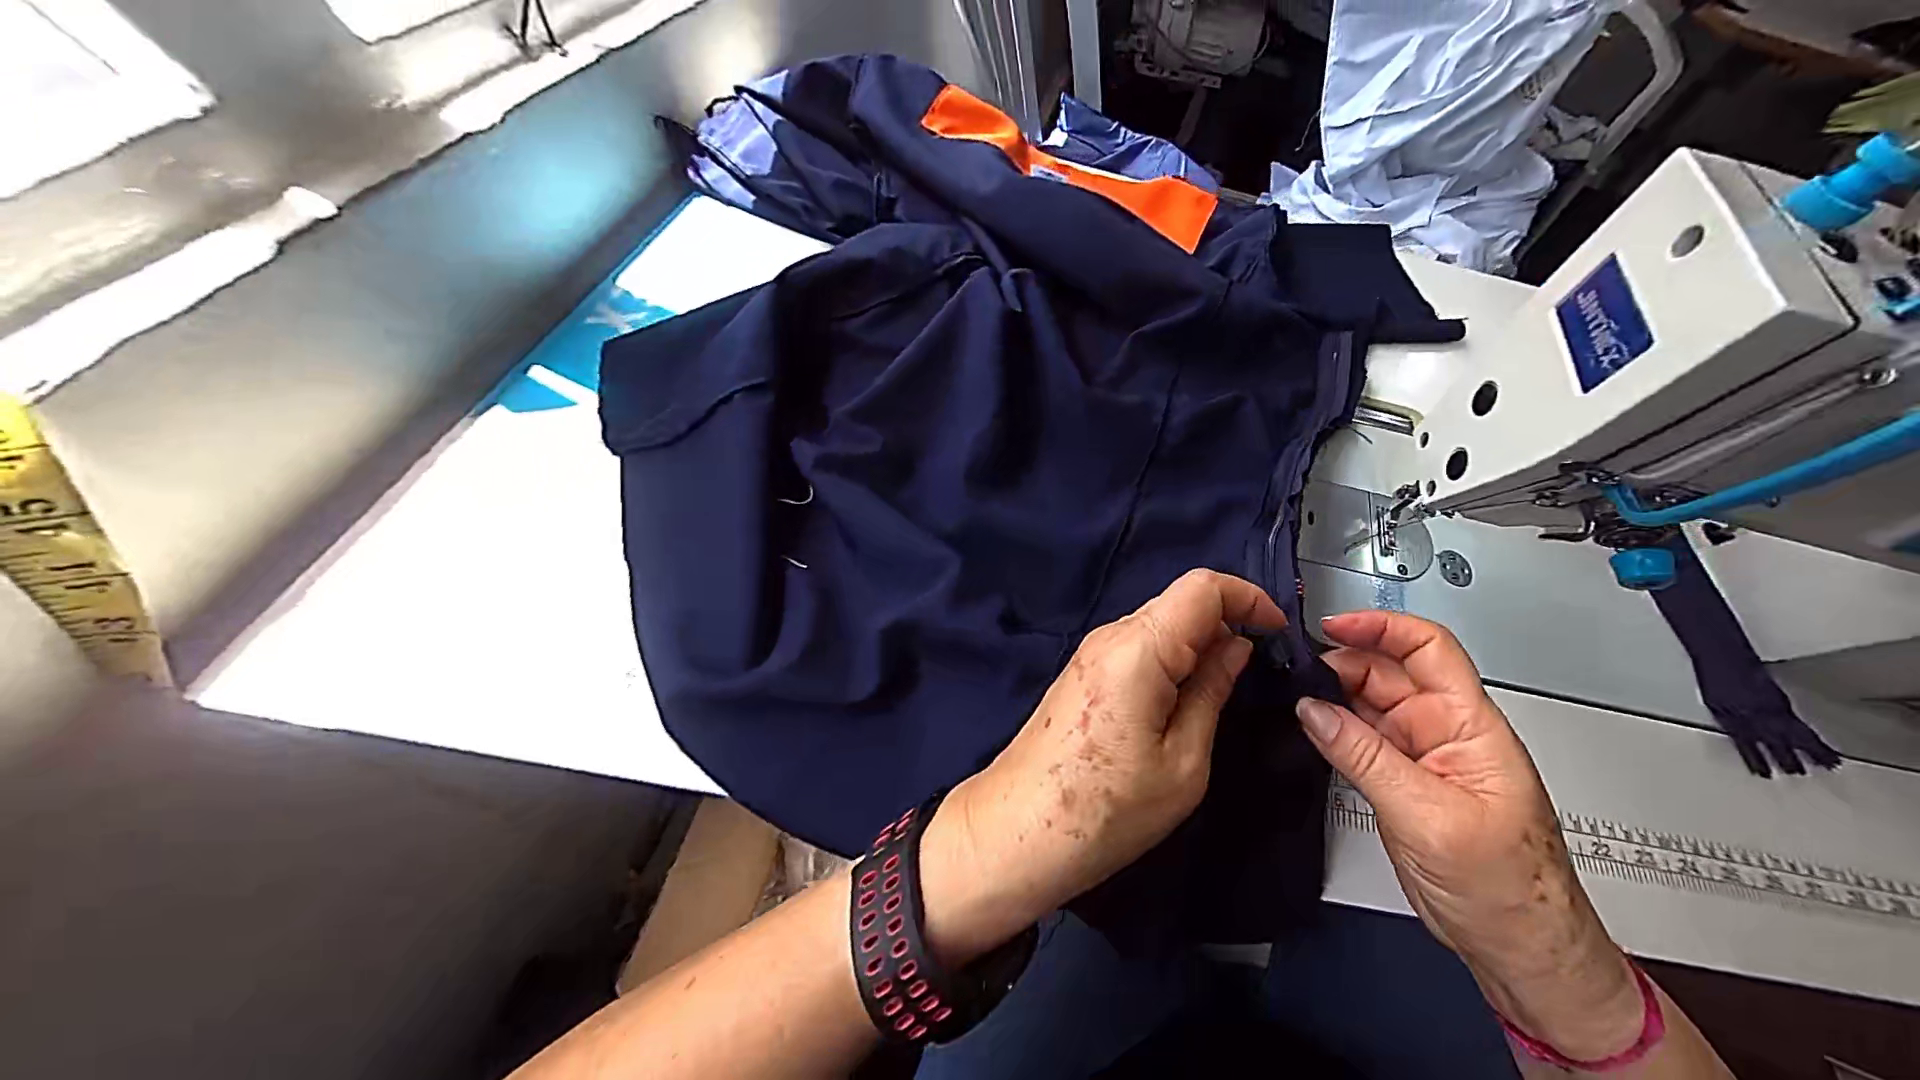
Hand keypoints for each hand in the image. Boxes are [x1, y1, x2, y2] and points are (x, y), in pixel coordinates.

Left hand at [917, 569, 1285, 964]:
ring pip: (1158, 626)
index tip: (1278, 630)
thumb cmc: (1104, 808)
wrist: (1017, 831)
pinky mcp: (1081, 674)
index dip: (1248, 597)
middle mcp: (1109, 637)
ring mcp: (1090, 654)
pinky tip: (1181, 702)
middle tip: (1256, 671)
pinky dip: (1169, 661)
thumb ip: (1212, 691)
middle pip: (1179, 603)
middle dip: (1225, 625)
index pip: (1202, 586)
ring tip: (1221, 694)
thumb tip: (1236, 647)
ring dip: (1197, 646)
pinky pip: (1136, 649)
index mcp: (1138, 648)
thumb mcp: (1183, 760)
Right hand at [1297, 610, 1643, 1060]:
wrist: (1516, 946)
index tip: (1333, 625)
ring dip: (1329, 694)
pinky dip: (1328, 726)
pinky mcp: (1396, 778)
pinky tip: (1307, 726)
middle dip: (1340, 662)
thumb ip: (1363, 756)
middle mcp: (1442, 731)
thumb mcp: (1428, 815)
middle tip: (1297, 672)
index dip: (1381, 627)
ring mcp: (1416, 754)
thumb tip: (1312, 709)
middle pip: (1386, 671)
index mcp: (1470, 726)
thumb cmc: (1510, 890)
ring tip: (1294, 696)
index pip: (1428, 649)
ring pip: (1365, 702)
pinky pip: (1356, 736)